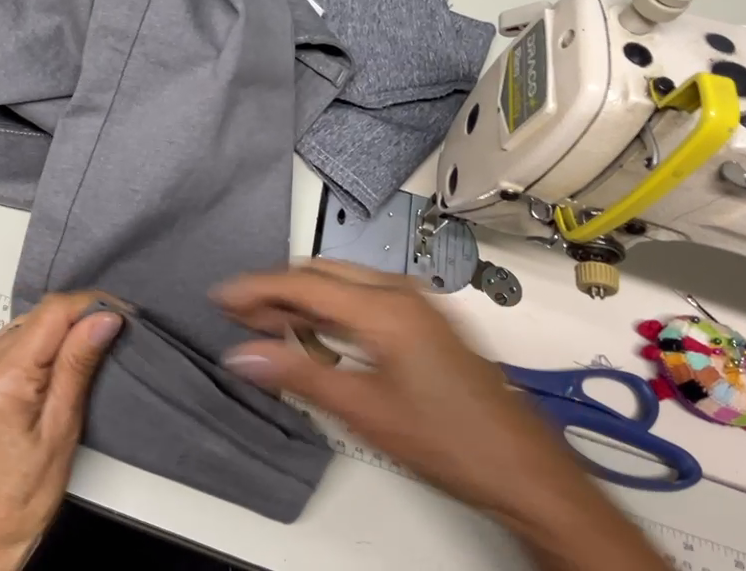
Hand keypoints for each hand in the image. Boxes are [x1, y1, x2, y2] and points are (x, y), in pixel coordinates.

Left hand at [0, 292, 123, 570]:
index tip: (123, 314)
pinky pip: (24, 334)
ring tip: (97, 348)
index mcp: (3, 374)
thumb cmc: (24, 490)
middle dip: (83, 317)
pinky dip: (51, 340)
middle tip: (118, 333)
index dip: (91, 305)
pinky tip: (69, 357)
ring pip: (35, 320)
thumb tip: (103, 319)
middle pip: (43, 313)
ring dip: (67, 329)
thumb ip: (78, 364)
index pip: (53, 312)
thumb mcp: (64, 427)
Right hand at [213, 261, 663, 570]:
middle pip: (322, 275)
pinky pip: (365, 298)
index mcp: (385, 307)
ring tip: (269, 325)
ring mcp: (418, 304)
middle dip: (277, 292)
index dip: (256, 289)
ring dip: (304, 301)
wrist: (524, 470)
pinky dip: (332, 310)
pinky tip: (316, 334)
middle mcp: (402, 293)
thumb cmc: (454, 443)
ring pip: (343, 285)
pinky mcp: (427, 321)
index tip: (222, 297)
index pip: (303, 282)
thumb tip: (244, 354)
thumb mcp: (363, 410)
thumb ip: (298, 374)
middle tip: (241, 315)